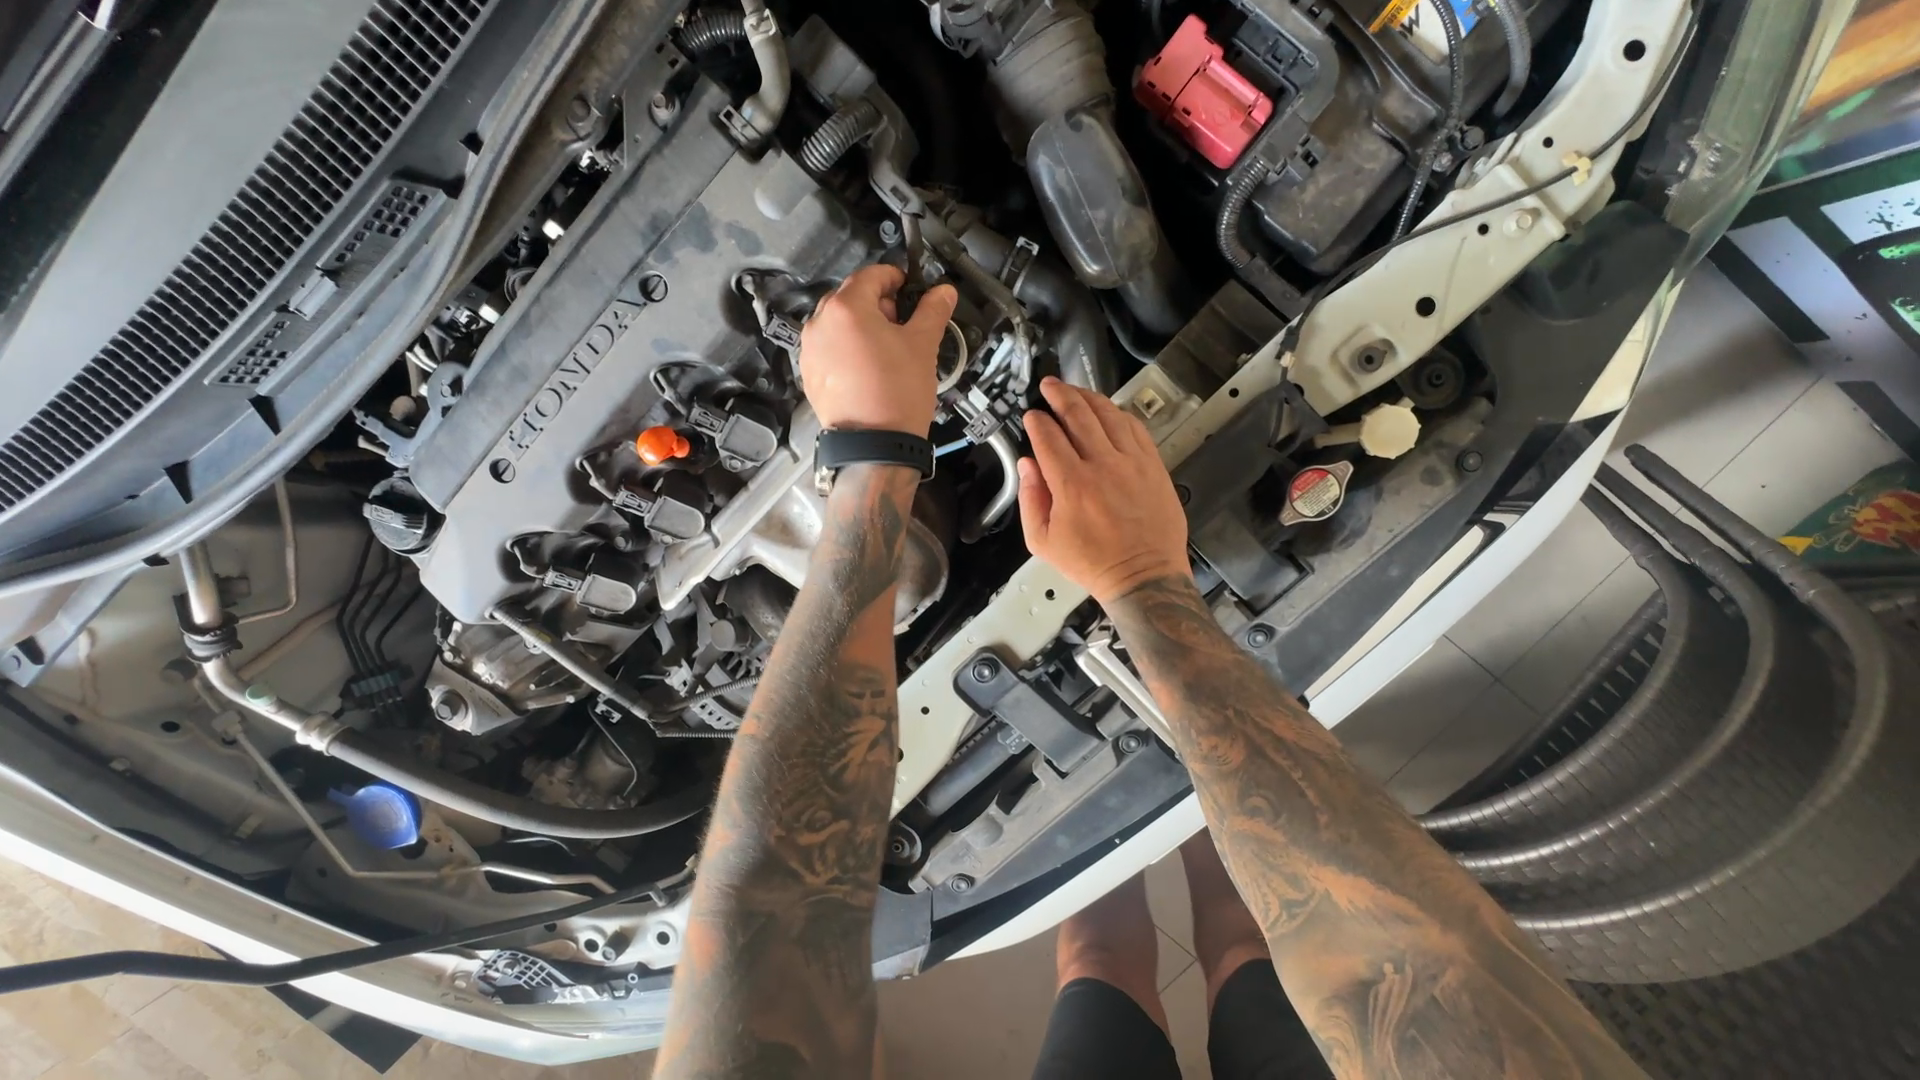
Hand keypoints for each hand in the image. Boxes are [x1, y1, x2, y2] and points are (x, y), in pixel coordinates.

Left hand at [799, 264, 957, 436]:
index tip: (909, 288)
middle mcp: (820, 324)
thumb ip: (932, 311)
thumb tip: (943, 292)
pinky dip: (847, 350)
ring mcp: (810, 351)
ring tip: (885, 348)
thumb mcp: (923, 345)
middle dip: (876, 303)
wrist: (874, 444)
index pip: (870, 275)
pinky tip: (868, 369)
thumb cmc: (897, 392)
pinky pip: (829, 350)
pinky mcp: (809, 375)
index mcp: (846, 308)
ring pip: (838, 325)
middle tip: (901, 322)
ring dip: (860, 327)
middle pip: (850, 298)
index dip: (894, 278)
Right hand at [1019, 377, 1191, 603]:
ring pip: (1109, 415)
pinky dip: (1118, 414)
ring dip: (1089, 398)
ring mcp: (1132, 462)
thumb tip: (1027, 464)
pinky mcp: (1153, 465)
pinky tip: (1108, 411)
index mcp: (1071, 484)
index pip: (1049, 437)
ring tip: (1075, 391)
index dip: (1037, 421)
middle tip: (1049, 385)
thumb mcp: (1043, 541)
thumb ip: (1030, 499)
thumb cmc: (1091, 562)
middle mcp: (1102, 465)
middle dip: (1060, 395)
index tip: (1031, 415)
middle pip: (1079, 415)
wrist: (1144, 575)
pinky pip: (1135, 428)